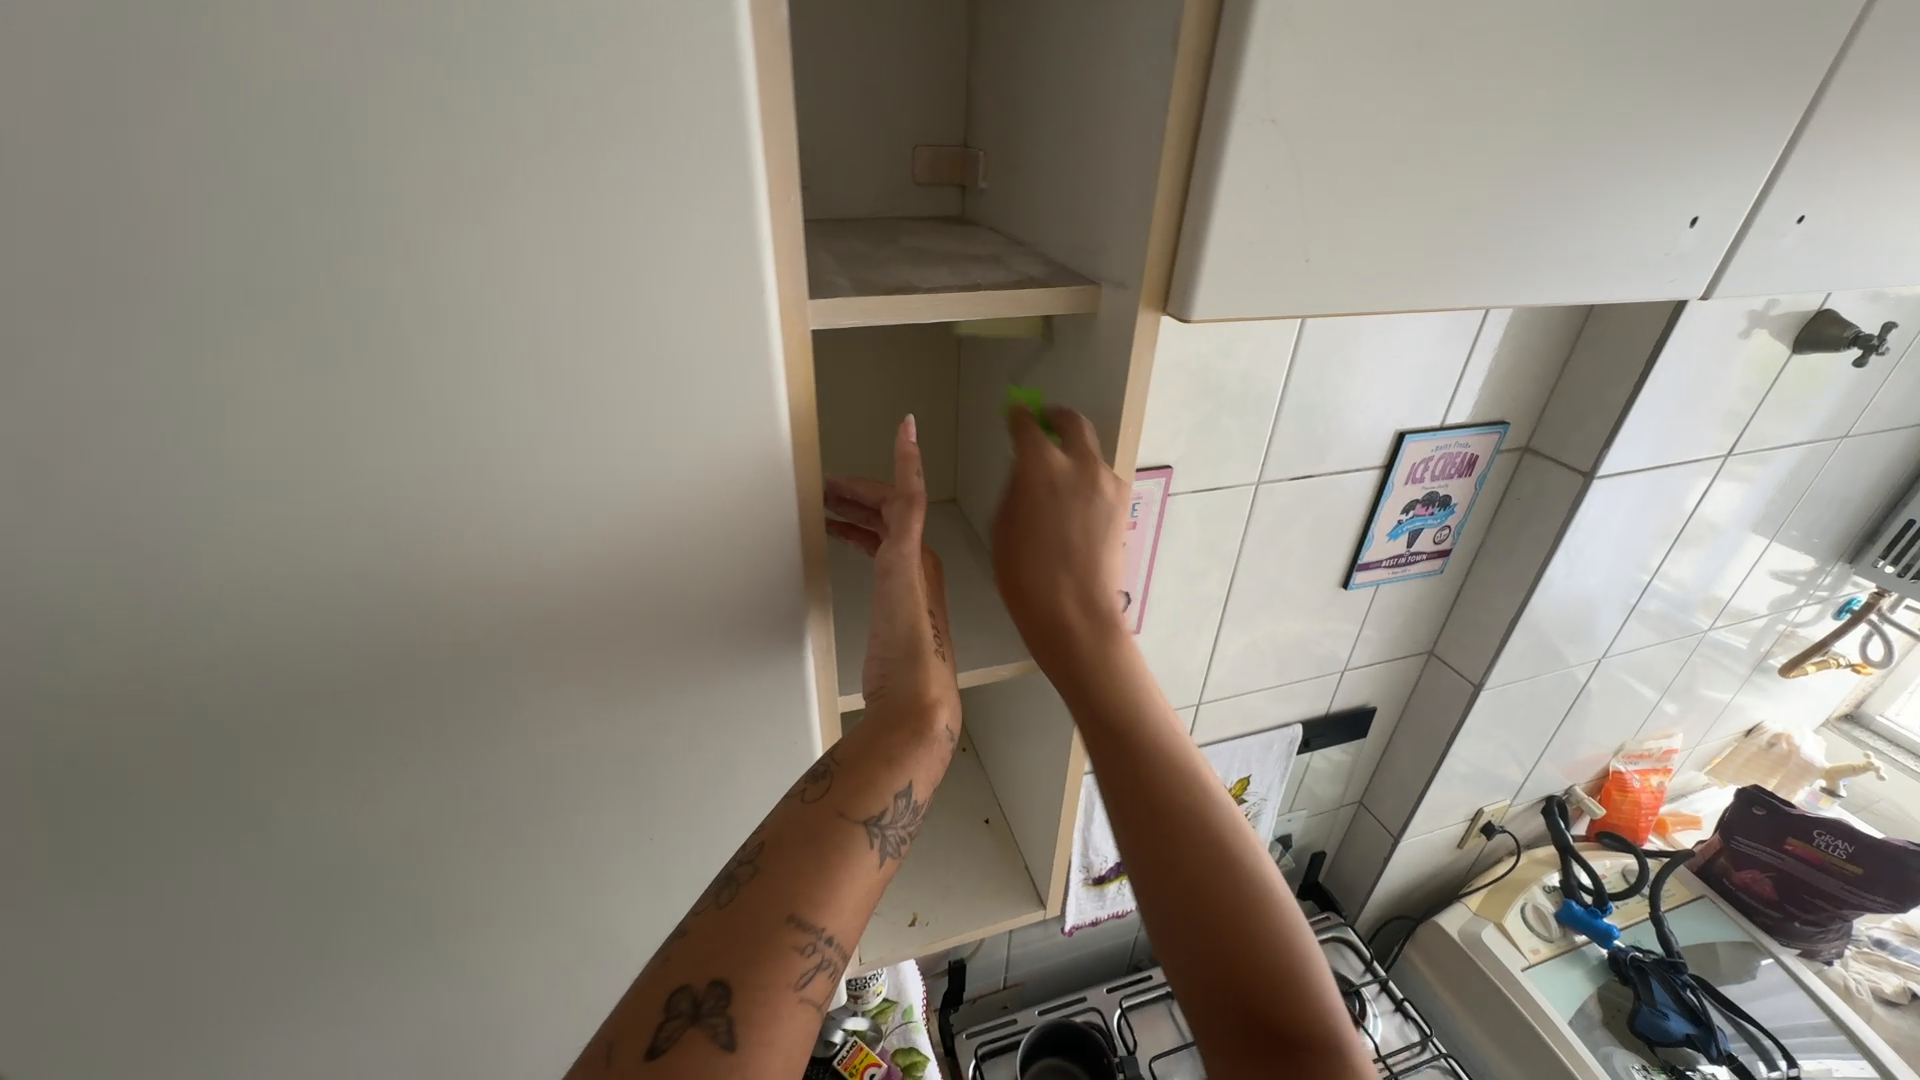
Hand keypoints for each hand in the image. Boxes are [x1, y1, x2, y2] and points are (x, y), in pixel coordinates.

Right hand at [824, 415, 958, 722]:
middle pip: (887, 514)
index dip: (893, 464)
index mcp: (921, 550)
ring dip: (854, 517)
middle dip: (857, 494)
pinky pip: (872, 559)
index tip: (893, 432)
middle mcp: (918, 562)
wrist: (914, 697)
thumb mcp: (903, 563)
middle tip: (822, 486)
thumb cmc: (909, 636)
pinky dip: (857, 543)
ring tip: (824, 509)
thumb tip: (912, 450)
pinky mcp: (891, 608)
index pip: (901, 495)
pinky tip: (844, 547)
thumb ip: (907, 508)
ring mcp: (905, 585)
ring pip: (879, 535)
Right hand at [992, 406, 1130, 670]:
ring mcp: (1107, 482)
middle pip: (1072, 423)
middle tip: (1044, 424)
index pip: (1028, 425)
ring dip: (1074, 454)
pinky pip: (1102, 479)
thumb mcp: (1004, 524)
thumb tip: (1027, 470)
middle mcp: (1080, 463)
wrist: (1074, 611)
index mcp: (1041, 465)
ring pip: (1090, 453)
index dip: (1019, 417)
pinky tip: (1076, 506)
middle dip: (1056, 418)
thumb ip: (1017, 486)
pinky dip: (1088, 481)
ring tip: (1060, 477)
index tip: (1014, 415)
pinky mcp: (1123, 503)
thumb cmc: (1024, 574)